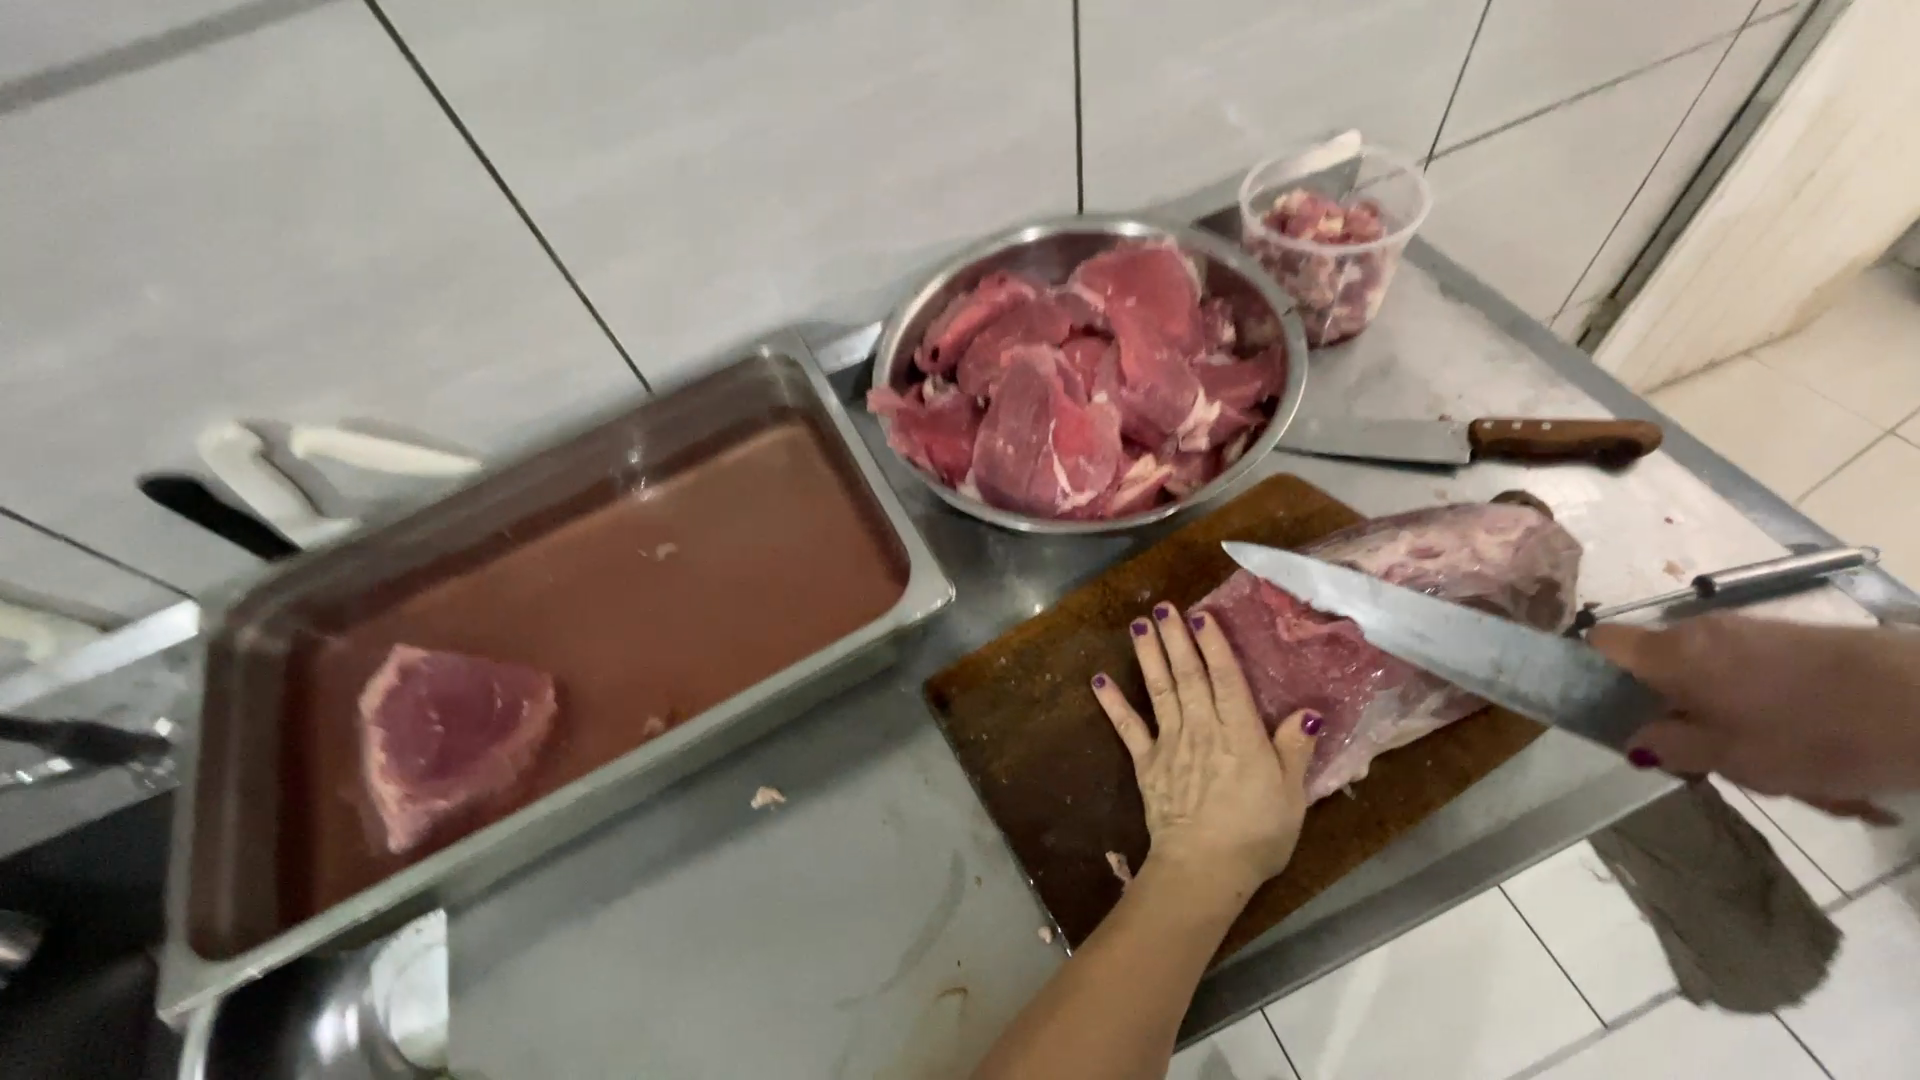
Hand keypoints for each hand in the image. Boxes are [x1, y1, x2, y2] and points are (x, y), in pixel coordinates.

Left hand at [1091, 601, 1321, 895]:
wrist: (1204, 867)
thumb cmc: (1256, 833)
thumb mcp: (1291, 794)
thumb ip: (1294, 748)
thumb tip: (1309, 711)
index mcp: (1240, 732)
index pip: (1226, 678)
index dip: (1213, 645)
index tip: (1201, 615)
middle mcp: (1202, 727)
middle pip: (1188, 675)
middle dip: (1176, 638)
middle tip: (1163, 607)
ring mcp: (1170, 743)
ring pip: (1159, 691)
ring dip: (1149, 657)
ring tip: (1138, 626)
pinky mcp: (1146, 764)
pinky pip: (1128, 728)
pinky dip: (1113, 704)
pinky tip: (1098, 681)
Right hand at [1590, 616, 1919, 806]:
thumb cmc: (1819, 733)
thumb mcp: (1735, 758)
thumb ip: (1671, 745)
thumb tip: (1636, 736)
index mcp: (1673, 654)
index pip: (1601, 643)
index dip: (1595, 673)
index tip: (1614, 711)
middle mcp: (1702, 630)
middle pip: (1660, 667)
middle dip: (1676, 710)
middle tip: (1707, 758)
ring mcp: (1752, 632)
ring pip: (1713, 677)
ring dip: (1730, 718)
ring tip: (1780, 770)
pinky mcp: (1796, 640)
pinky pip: (1756, 677)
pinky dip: (1769, 710)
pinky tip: (1813, 751)